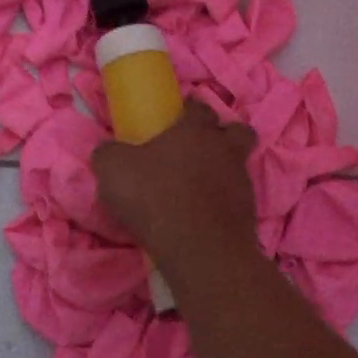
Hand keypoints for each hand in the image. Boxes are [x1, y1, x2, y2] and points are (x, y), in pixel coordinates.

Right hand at [91, 102, 258, 277]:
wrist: (198, 251)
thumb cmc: (155, 198)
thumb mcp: (112, 170)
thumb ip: (109, 154)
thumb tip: (108, 151)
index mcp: (195, 130)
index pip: (199, 107)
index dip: (188, 111)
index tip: (174, 121)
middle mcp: (224, 149)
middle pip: (236, 131)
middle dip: (222, 136)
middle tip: (197, 150)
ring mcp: (242, 182)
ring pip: (239, 166)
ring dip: (223, 172)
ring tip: (197, 189)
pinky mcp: (249, 214)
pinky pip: (237, 200)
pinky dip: (223, 204)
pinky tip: (202, 216)